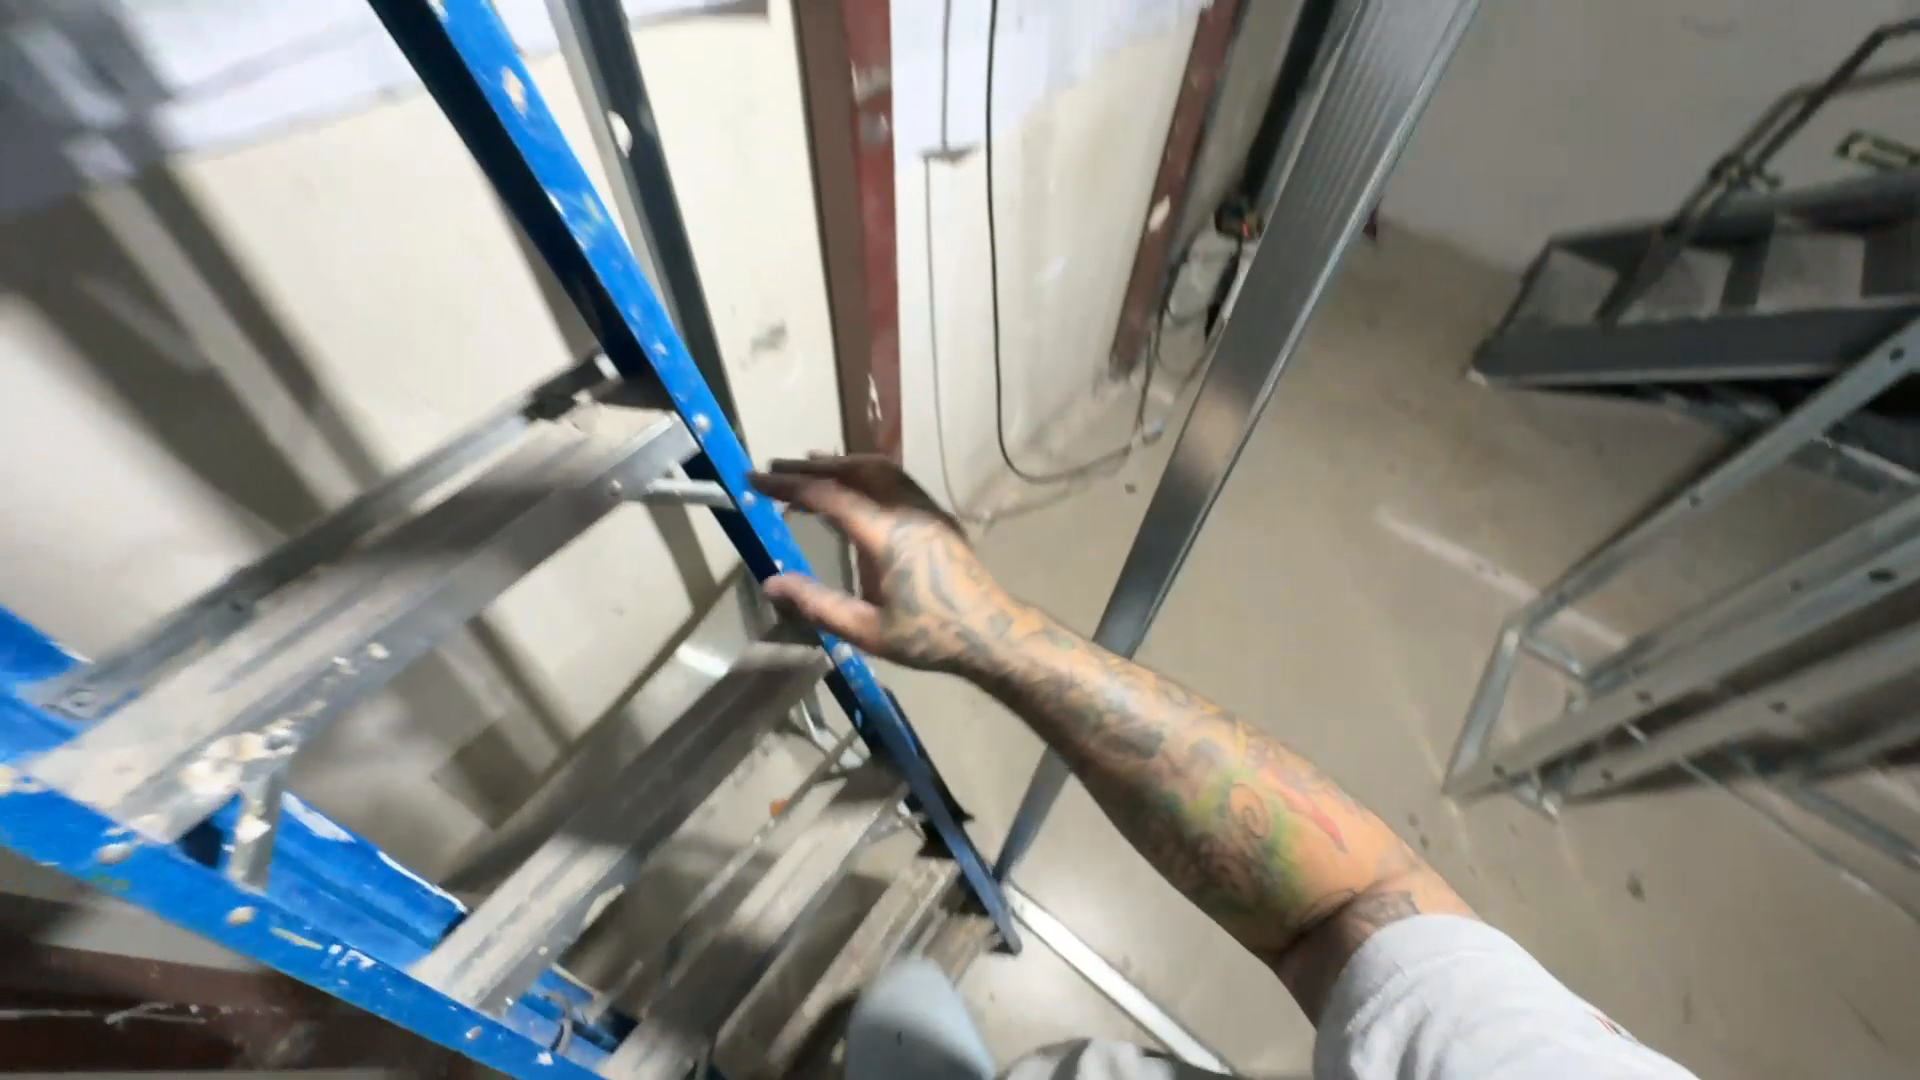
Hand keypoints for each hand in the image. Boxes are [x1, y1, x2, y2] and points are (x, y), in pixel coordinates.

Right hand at [749, 456, 1019, 672]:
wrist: (991, 633)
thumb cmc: (930, 637)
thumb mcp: (867, 631)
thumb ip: (817, 605)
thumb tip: (770, 583)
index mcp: (888, 535)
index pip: (829, 495)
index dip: (788, 485)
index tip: (755, 480)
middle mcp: (908, 510)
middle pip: (854, 470)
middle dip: (810, 467)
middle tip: (774, 468)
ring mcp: (927, 509)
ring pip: (880, 468)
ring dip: (841, 463)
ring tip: (809, 465)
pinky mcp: (938, 516)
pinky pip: (897, 479)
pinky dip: (867, 473)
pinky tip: (855, 484)